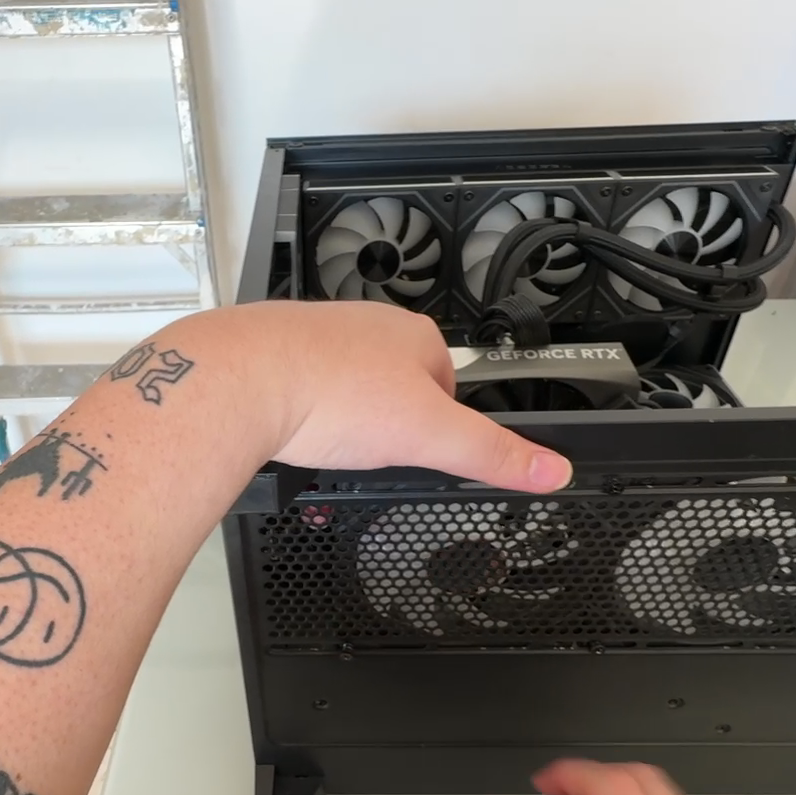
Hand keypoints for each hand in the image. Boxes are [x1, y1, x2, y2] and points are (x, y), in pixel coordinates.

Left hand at [169, 302, 570, 493]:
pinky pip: (304, 384)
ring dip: (344, 415)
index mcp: (413, 336)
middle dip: (386, 423)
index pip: (446, 386)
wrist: (242, 380)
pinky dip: (305, 409)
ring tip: (329, 437)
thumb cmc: (332, 395)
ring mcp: (318, 334)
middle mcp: (366, 325)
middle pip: (396, 385)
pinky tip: (296, 426)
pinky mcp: (277, 351)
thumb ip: (491, 454)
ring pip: (348, 384)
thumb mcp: (428, 436)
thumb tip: (554, 468)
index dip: (435, 428)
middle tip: (368, 448)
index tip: (419, 449)